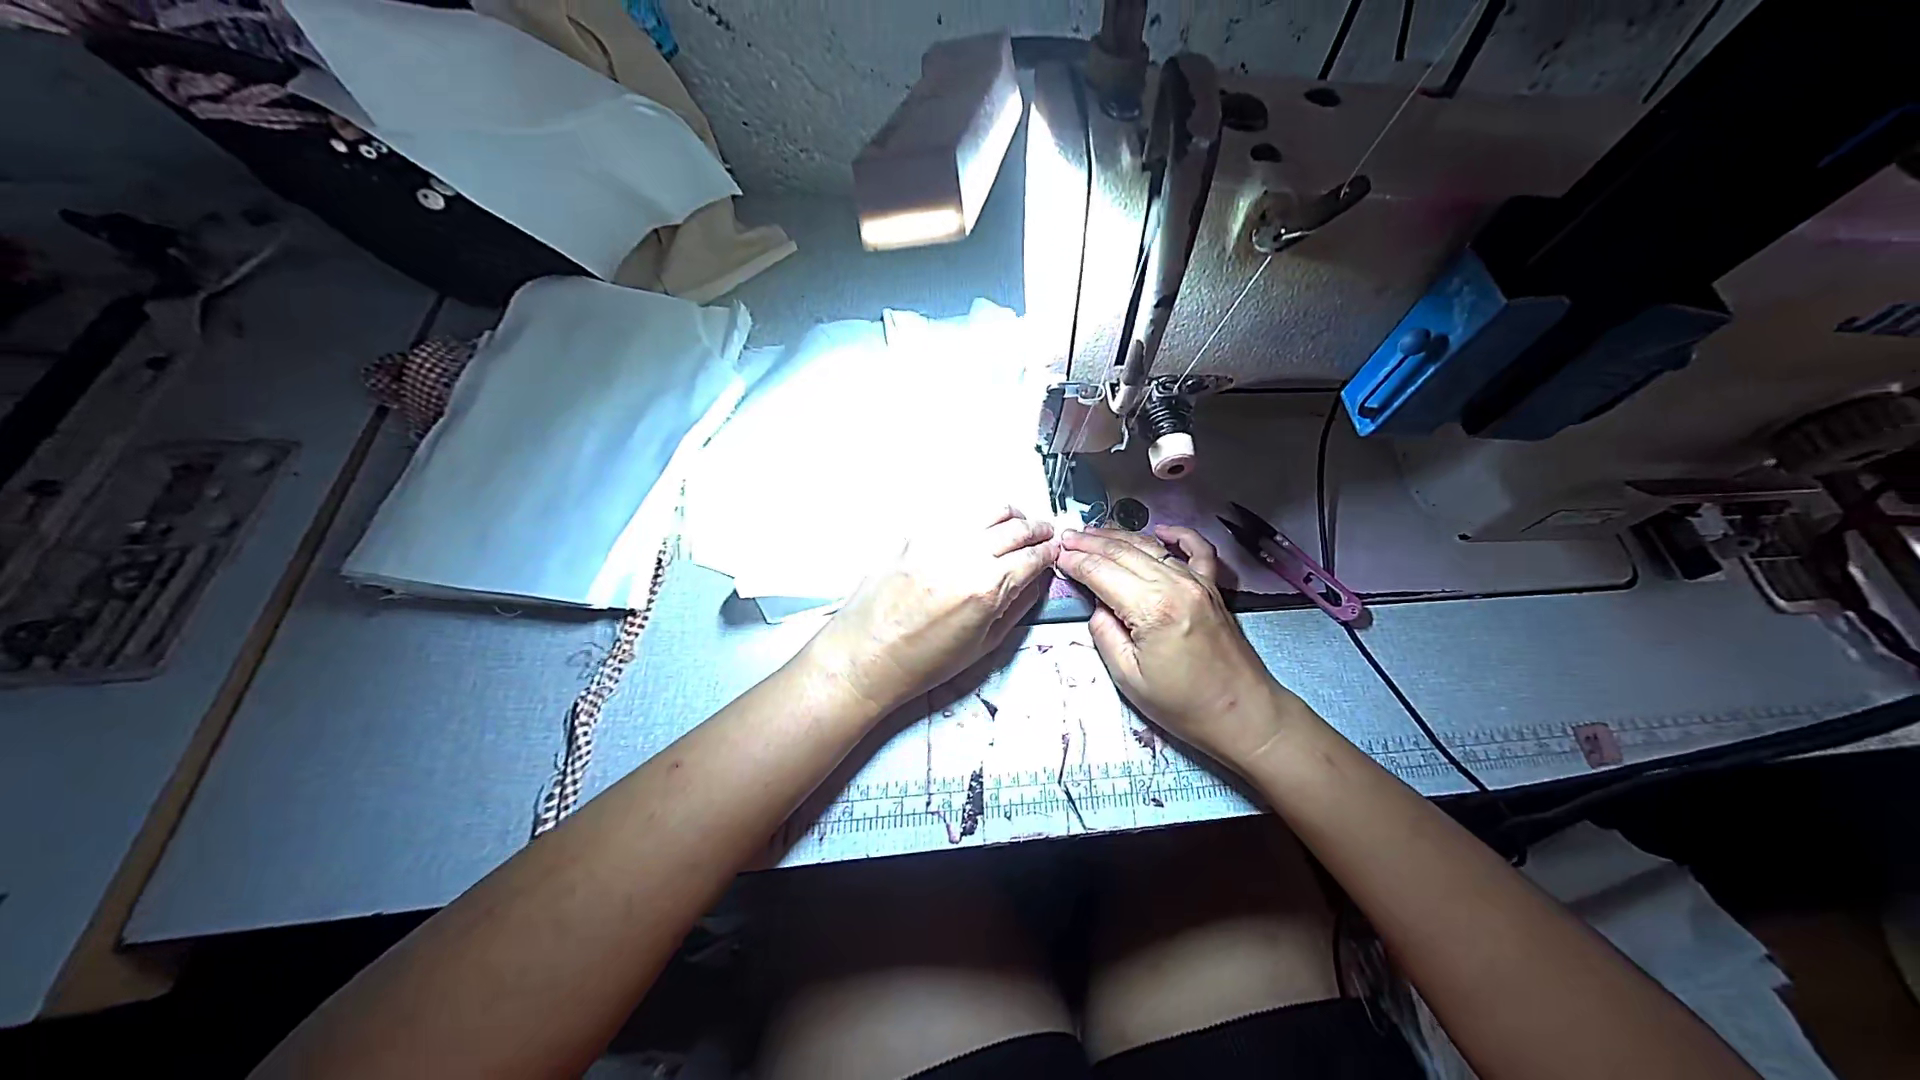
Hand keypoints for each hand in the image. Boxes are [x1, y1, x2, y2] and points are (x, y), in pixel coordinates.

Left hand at [802, 507, 1058, 716]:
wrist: (865, 657)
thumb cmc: (920, 662)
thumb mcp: (983, 645)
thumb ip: (1016, 607)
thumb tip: (1036, 582)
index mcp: (987, 587)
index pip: (1033, 557)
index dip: (1050, 552)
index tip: (1055, 552)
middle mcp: (965, 556)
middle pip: (1016, 528)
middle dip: (1037, 529)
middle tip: (1044, 534)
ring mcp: (938, 541)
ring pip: (988, 512)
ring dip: (1010, 516)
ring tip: (1016, 524)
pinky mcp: (915, 536)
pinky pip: (956, 517)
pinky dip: (975, 520)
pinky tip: (977, 530)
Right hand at [1055, 526, 1312, 768]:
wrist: (1243, 715)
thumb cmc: (1184, 705)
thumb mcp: (1128, 676)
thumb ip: (1105, 633)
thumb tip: (1098, 605)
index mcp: (1151, 607)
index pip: (1100, 572)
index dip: (1074, 561)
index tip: (1055, 554)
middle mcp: (1175, 584)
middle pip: (1122, 551)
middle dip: (1089, 542)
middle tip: (1066, 536)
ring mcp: (1198, 582)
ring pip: (1151, 546)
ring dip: (1119, 536)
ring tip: (1093, 532)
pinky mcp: (1213, 588)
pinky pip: (1197, 550)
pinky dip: (1179, 535)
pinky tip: (1161, 529)